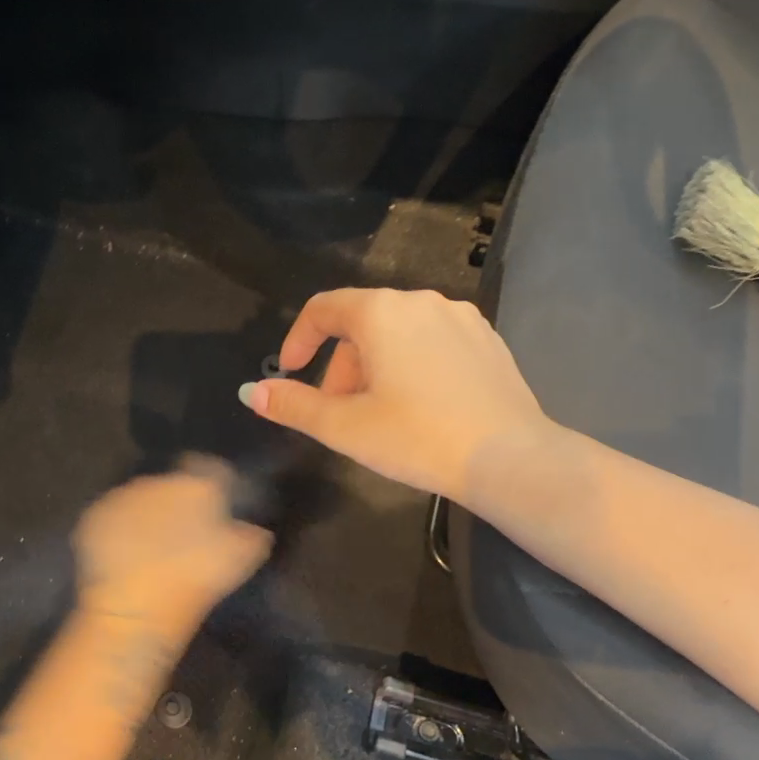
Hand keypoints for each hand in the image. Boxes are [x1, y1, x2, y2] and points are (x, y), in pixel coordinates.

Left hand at [74, 456, 272, 629]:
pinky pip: (111, 515)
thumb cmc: (196, 581)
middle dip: (176, 501)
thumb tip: (254, 527)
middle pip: (171, 482)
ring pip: (139, 497)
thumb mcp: (241, 559)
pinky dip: (118, 528)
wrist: (137, 608)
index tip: (215, 504)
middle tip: (181, 531)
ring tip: (149, 545)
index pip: (210, 468)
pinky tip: (124, 553)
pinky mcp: (94, 515)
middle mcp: (157, 479)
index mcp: (196, 484)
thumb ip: (251, 534)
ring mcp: (121, 495)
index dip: (214, 484)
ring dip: (146, 513)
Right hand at [240, 288, 560, 503]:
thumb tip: (251, 392)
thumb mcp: (344, 427)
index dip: (298, 339)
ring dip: (375, 366)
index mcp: (381, 313)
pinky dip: (412, 365)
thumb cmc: (416, 438)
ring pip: (398, 333)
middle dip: (340, 365)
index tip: (290, 373)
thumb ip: (293, 405)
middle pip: (362, 323)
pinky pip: (432, 342)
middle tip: (338, 411)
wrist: (507, 457)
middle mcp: (421, 301)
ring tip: (378, 414)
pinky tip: (421, 407)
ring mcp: (460, 318)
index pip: (324, 309)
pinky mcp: (487, 339)